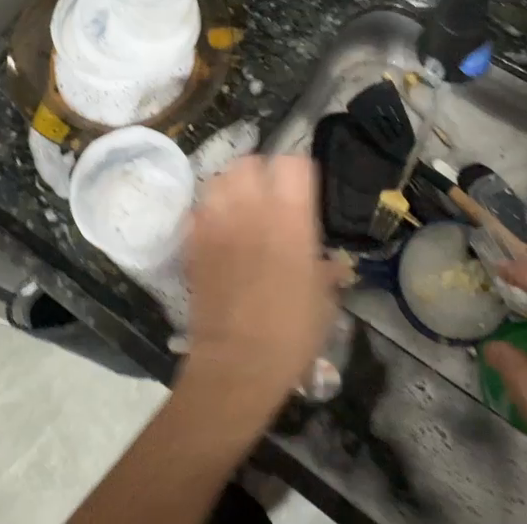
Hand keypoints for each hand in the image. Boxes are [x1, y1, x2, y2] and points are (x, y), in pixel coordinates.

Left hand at [181, 154, 339, 407]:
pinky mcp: (193, 243)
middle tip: (268, 195)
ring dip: (230, 188)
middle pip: (249, 163)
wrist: (237, 364)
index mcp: (292, 219)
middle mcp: (252, 211)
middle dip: (259, 172)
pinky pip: (197, 211)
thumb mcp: (323, 301)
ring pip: (218, 180)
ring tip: (239, 208)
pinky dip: (207, 214)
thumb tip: (334, 264)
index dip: (297, 170)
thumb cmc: (291, 334)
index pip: (292, 164)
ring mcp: (217, 224)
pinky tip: (218, 232)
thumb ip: (326, 271)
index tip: (301, 187)